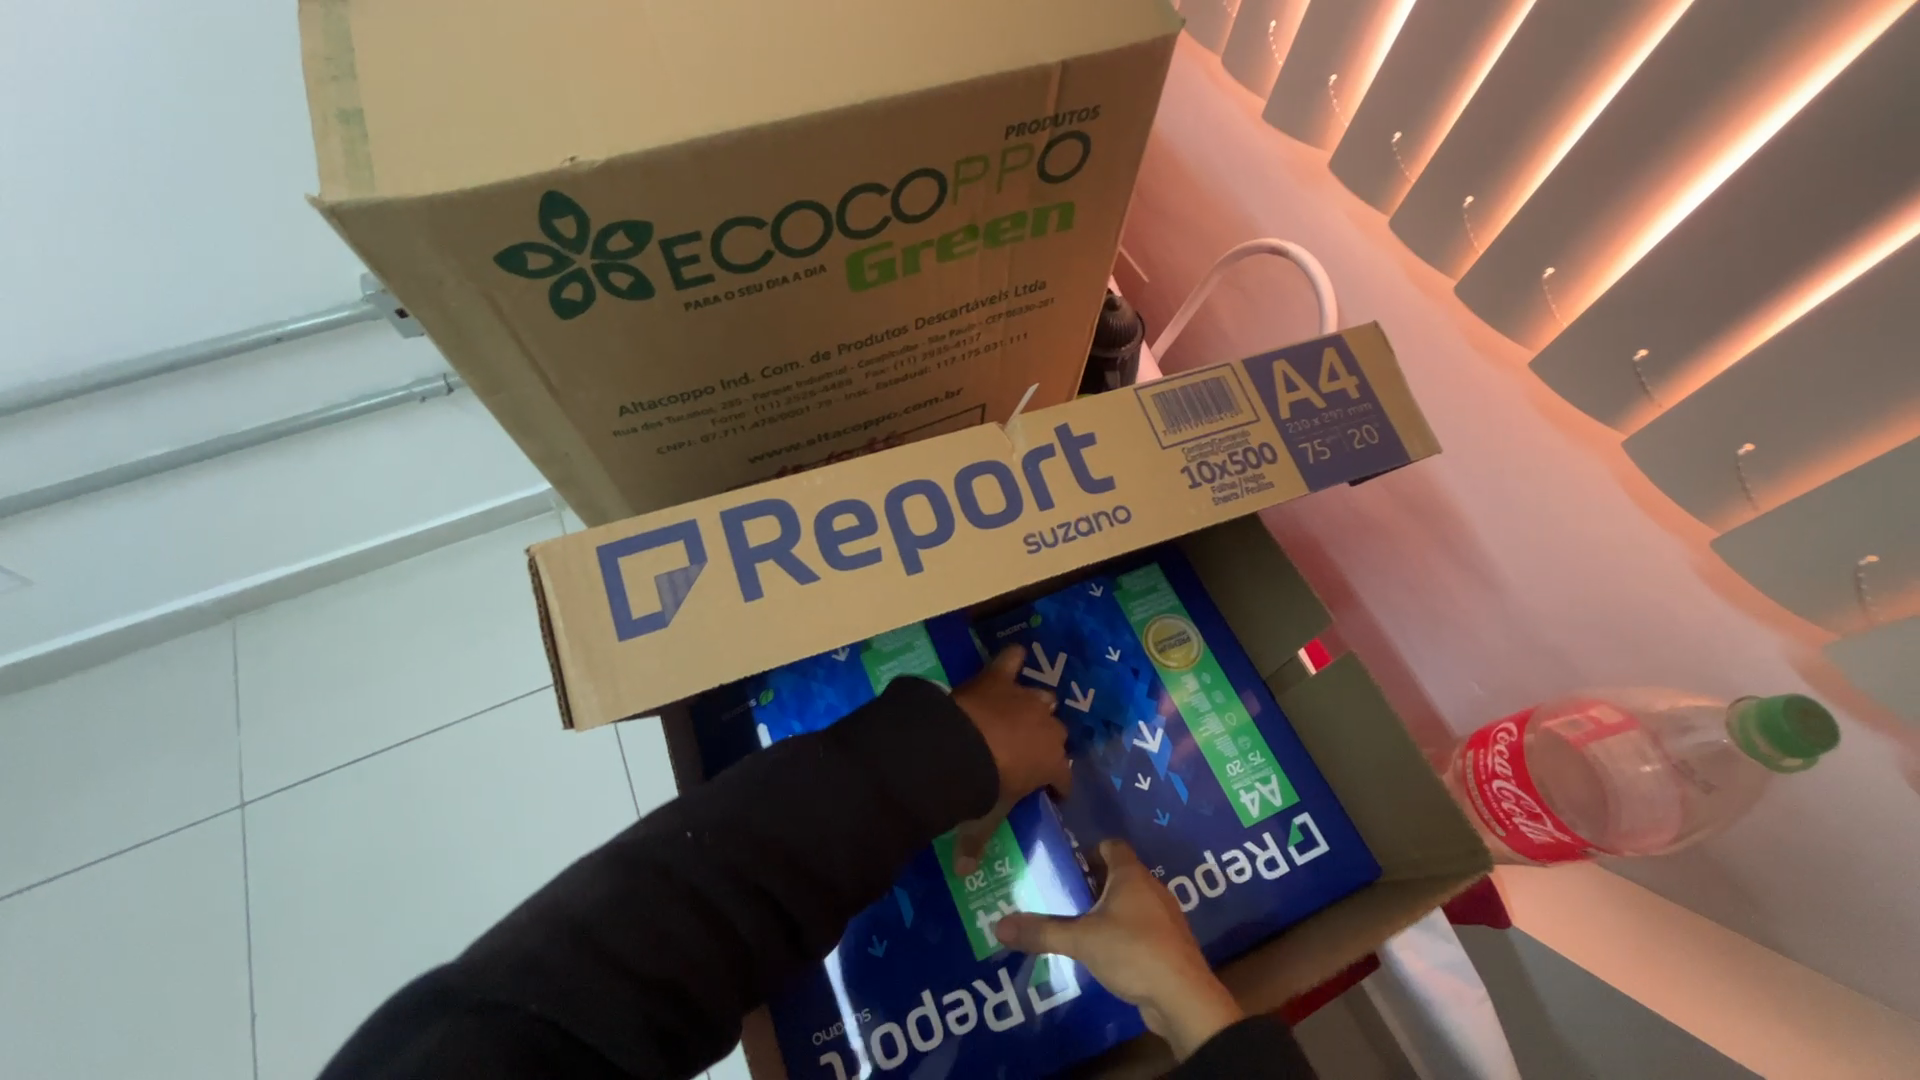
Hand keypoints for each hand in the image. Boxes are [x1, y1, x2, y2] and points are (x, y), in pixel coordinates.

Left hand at [949, 646, 1070, 874]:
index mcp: (1050, 764)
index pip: (1063, 777)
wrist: (960, 748)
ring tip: (1023, 712)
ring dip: (1034, 706)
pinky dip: (1013, 658)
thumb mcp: (983, 818)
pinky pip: (1012, 661)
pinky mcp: (1000, 678)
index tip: (1053, 794)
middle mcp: (1047, 728)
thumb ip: (976, 843)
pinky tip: (1015, 654)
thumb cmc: (981, 788)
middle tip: (1027, 754)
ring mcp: (1024, 699)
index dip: (1058, 785)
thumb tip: (965, 873)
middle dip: (1046, 743)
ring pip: (1042, 698)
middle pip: (1056, 734)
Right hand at [994, 840, 1243, 1060]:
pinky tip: (1108, 954)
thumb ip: (1042, 932)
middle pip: (1121, 874)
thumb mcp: (1081, 940)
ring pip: (1134, 902)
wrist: (1184, 998)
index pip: (1112, 846)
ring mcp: (1165, 918)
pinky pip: (1144, 928)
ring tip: (1083, 927)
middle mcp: (1151, 889)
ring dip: (1111, 910)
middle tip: (1067, 898)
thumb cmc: (1132, 951)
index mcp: (1131, 875)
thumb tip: (998, 926)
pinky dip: (1126, 933)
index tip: (1068, 868)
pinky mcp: (1171, 945)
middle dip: (1095, 883)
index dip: (1090, 851)